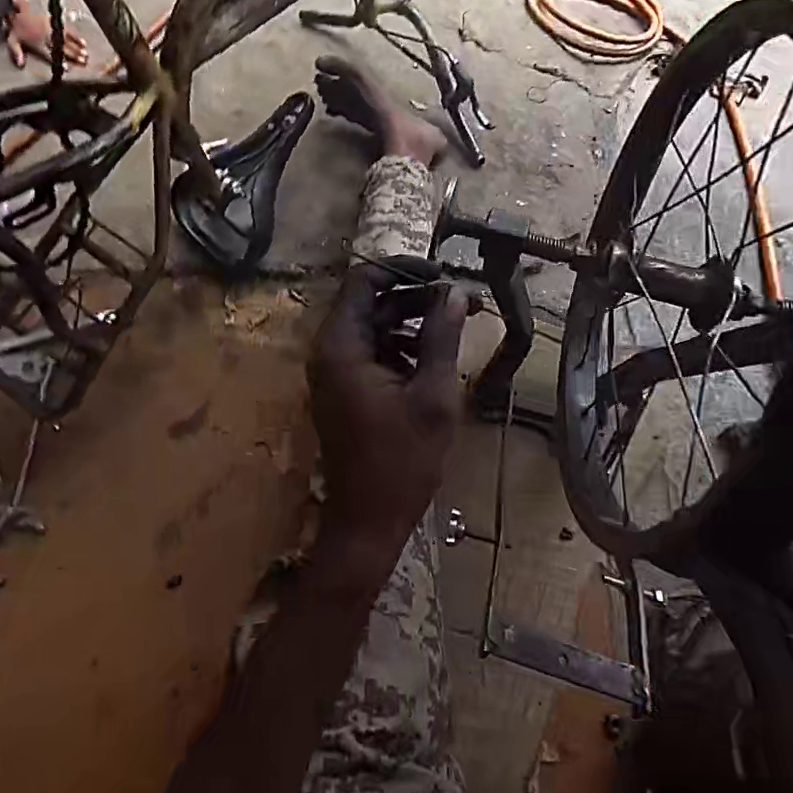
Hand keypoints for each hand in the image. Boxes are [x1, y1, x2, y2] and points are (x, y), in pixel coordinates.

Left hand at [6, 0, 90, 68]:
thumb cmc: (15, 27)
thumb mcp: (12, 40)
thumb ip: (17, 53)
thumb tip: (20, 65)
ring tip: (85, 53)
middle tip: (83, 61)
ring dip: (77, 48)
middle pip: (63, 49)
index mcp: (38, 44)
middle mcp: (47, 38)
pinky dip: (76, 37)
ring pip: (68, 41)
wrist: (16, 9)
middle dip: (74, 55)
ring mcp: (52, 30)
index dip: (59, 62)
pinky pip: (68, 31)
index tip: (68, 68)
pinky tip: (83, 41)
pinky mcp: (55, 23)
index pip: (51, 55)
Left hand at [308, 264, 467, 549]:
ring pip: (374, 327)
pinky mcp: (345, 390)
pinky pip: (372, 352)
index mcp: (341, 346)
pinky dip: (402, 347)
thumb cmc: (402, 461)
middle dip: (417, 297)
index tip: (444, 277)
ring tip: (456, 326)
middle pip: (371, 302)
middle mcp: (329, 351)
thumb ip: (443, 337)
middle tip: (462, 302)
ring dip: (413, 322)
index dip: (404, 270)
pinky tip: (433, 359)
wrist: (368, 522)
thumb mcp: (433, 394)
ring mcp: (334, 372)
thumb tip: (456, 293)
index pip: (364, 280)